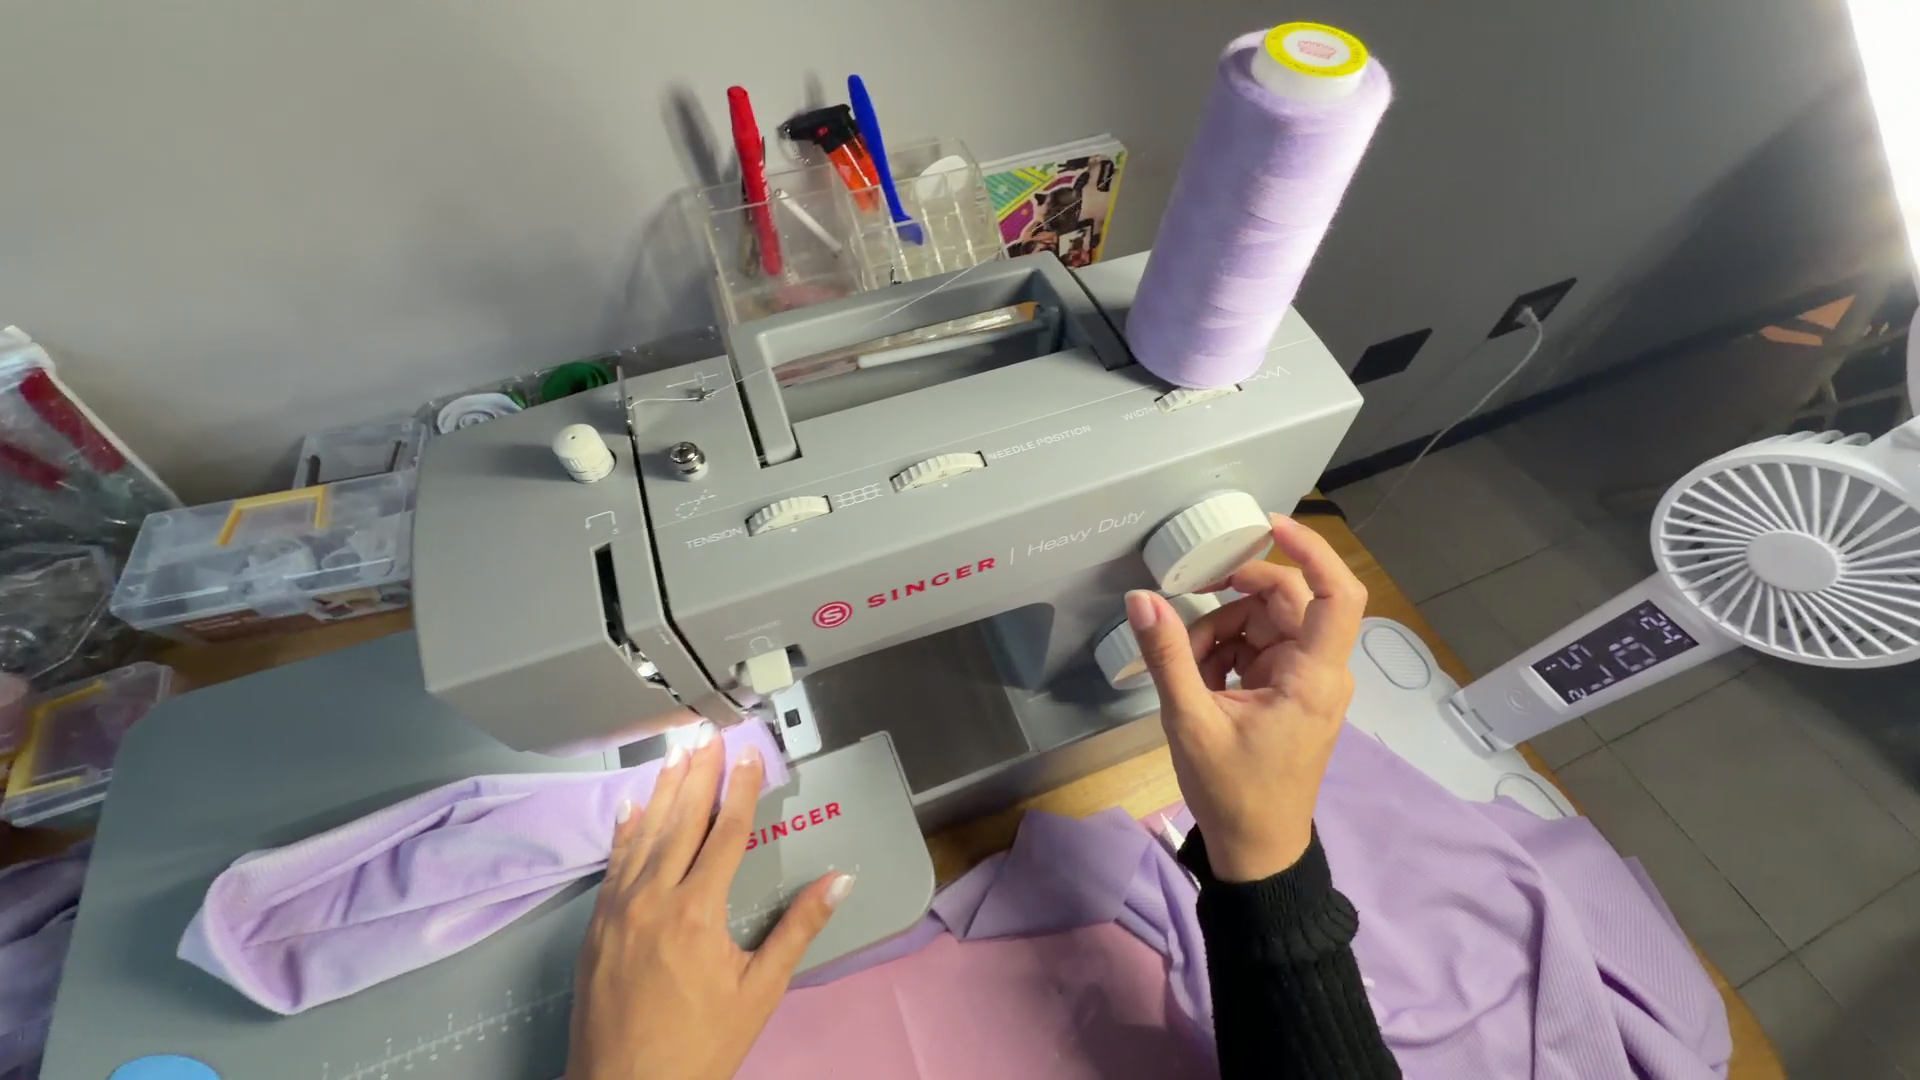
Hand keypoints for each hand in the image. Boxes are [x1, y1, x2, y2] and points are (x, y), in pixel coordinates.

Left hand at [566, 729, 853, 1079]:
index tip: (748, 751)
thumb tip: (840, 880)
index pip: (725, 831)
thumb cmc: (700, 1044)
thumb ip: (798, 928)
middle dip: (699, 772)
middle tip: (707, 733)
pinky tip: (632, 804)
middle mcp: (654, 897)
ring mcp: (618, 908)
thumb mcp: (760, 991)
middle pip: (682, 819)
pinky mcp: (597, 925)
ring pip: (645, 833)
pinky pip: (613, 863)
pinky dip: (626, 829)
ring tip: (677, 751)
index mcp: (698, 909)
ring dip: (664, 788)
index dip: (740, 787)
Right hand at [1126, 514, 1366, 881]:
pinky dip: (1225, 654)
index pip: (1337, 595)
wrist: (1256, 850)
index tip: (1268, 526)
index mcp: (1312, 677)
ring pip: (1265, 623)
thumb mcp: (1189, 720)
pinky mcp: (1288, 691)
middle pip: (1286, 602)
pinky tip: (1201, 682)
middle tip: (1189, 608)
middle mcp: (1319, 671)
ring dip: (1221, 634)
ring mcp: (1305, 681)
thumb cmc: (1233, 791)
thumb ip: (1167, 654)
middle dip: (1233, 602)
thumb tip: (1141, 598)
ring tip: (1188, 670)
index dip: (1310, 551)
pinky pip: (1258, 648)